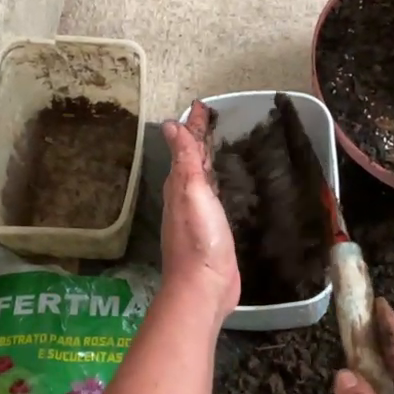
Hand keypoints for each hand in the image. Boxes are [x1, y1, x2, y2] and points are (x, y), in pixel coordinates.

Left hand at [160, 102, 241, 316]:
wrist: (204, 287)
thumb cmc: (200, 239)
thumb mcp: (192, 193)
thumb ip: (184, 161)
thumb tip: (169, 127)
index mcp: (179, 186)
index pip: (186, 147)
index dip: (194, 126)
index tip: (201, 105)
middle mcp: (185, 198)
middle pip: (191, 160)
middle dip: (198, 139)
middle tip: (210, 120)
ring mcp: (198, 215)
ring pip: (200, 177)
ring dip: (206, 159)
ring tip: (216, 146)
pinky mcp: (212, 231)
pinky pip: (213, 196)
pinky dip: (216, 182)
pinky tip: (223, 186)